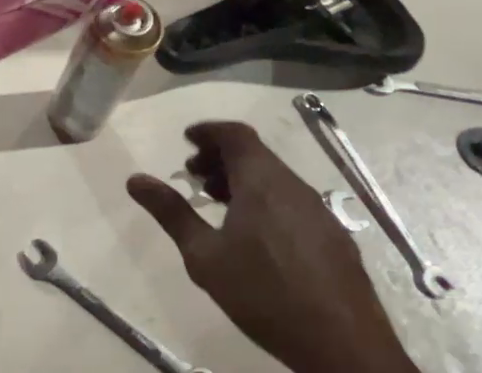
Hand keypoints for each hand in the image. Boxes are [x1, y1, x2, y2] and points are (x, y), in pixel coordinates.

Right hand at [126, 122, 417, 372]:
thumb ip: (171, 213)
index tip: (186, 141)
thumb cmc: (265, 294)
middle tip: (195, 178)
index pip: (236, 134)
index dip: (209, 131)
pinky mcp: (337, 241)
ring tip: (220, 207)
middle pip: (256, 156)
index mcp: (262, 182)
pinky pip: (294, 204)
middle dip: (221, 159)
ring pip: (276, 181)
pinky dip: (267, 203)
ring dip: (244, 182)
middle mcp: (295, 188)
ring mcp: (321, 215)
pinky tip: (256, 238)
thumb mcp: (204, 256)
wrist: (345, 349)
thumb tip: (135, 179)